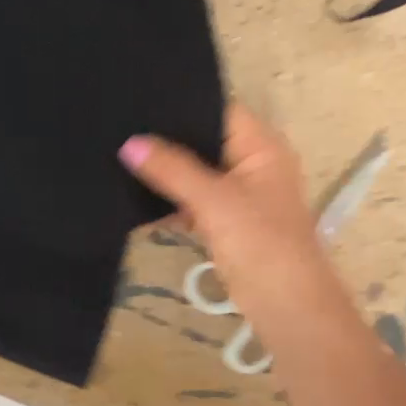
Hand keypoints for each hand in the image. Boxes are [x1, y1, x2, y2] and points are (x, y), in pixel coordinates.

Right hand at [118, 106, 329, 310]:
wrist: (288, 310)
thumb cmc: (262, 245)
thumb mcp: (213, 200)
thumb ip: (170, 169)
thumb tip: (129, 143)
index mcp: (261, 147)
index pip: (218, 107)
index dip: (181, 99)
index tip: (136, 95)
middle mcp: (251, 163)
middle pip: (202, 138)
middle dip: (164, 135)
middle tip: (117, 123)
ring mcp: (238, 193)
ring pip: (192, 169)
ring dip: (162, 168)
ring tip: (116, 152)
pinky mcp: (225, 221)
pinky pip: (189, 198)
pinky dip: (166, 198)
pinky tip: (129, 194)